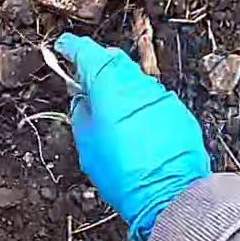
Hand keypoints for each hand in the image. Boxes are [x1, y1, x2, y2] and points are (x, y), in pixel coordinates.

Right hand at [55, 33, 209, 240]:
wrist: (169, 193)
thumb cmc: (124, 172)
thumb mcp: (86, 143)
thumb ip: (80, 111)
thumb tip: (81, 98)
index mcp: (109, 86)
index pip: (87, 52)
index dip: (71, 47)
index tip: (63, 47)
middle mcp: (137, 83)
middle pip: (112, 60)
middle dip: (96, 64)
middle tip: (83, 79)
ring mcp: (160, 95)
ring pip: (133, 78)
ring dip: (118, 85)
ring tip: (108, 107)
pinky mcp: (176, 110)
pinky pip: (151, 96)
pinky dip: (137, 102)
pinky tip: (132, 123)